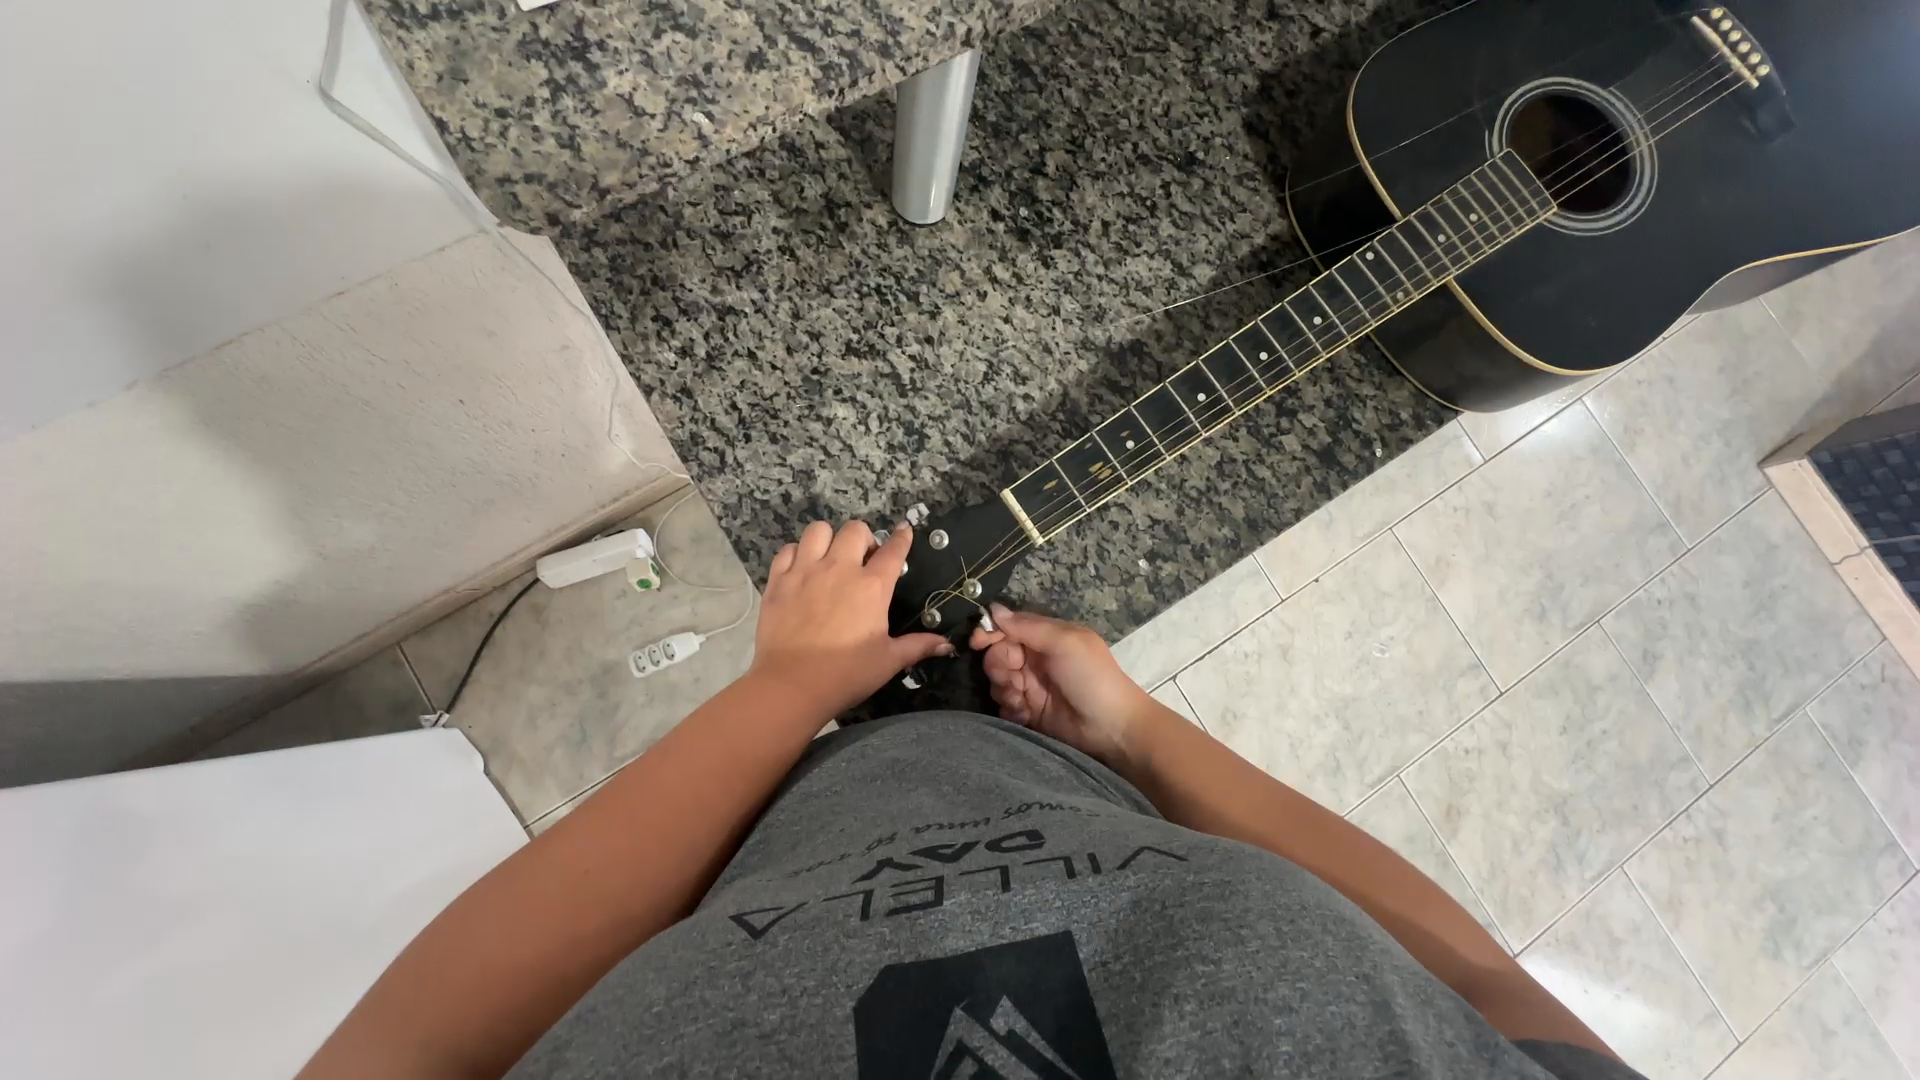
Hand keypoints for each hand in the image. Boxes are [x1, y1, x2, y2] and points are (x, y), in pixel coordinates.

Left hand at [750, 521, 951, 716]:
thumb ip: (918, 646)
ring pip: (818, 531)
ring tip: (830, 558)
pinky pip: (788, 550)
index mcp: (872, 586)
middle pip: (855, 530)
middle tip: (863, 559)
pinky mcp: (778, 581)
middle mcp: (840, 569)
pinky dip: (797, 554)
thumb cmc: (846, 673)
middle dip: (864, 538)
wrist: (791, 684)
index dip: (901, 538)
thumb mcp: (888, 661)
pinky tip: (801, 569)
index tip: (904, 532)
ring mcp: (805, 571)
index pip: (894, 550)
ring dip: (828, 539)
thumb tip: (947, 644)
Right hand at [968, 603, 1165, 765]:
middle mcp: (1036, 660)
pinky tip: (1024, 714)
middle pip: (998, 655)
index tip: (977, 642)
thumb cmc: (1091, 677)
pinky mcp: (1029, 713)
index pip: (1007, 629)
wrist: (1111, 728)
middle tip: (1014, 678)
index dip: (990, 633)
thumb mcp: (1064, 642)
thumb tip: (994, 610)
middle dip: (998, 666)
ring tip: (1022, 700)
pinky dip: (1010, 708)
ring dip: (1005, 689)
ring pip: (998, 682)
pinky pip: (1004, 706)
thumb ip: (1028, 626)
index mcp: (1046, 637)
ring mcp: (1031, 687)